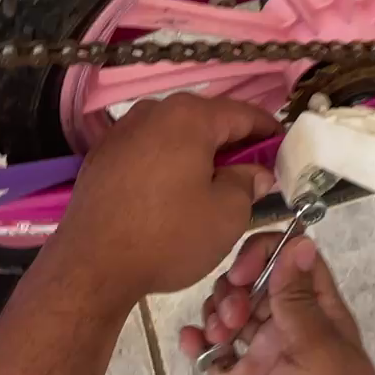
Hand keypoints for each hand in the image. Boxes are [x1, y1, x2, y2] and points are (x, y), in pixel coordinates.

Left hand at [48, 93, 280, 301]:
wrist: (90, 264)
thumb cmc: (167, 236)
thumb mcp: (225, 216)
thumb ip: (248, 184)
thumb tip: (255, 172)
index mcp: (189, 116)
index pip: (242, 113)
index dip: (268, 132)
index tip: (283, 151)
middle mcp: (154, 110)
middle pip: (207, 120)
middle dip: (232, 144)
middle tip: (253, 173)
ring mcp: (123, 129)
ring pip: (175, 133)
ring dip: (198, 153)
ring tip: (213, 185)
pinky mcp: (103, 153)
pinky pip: (148, 148)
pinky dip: (167, 162)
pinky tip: (172, 192)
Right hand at [179, 234, 374, 374]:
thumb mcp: (318, 355)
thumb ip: (300, 299)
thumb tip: (302, 240)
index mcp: (321, 317)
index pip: (295, 263)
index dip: (267, 253)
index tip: (243, 266)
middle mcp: (293, 330)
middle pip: (257, 283)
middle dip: (235, 286)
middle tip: (230, 310)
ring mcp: (266, 357)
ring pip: (234, 311)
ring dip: (217, 311)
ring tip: (216, 333)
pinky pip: (216, 351)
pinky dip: (200, 342)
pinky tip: (192, 342)